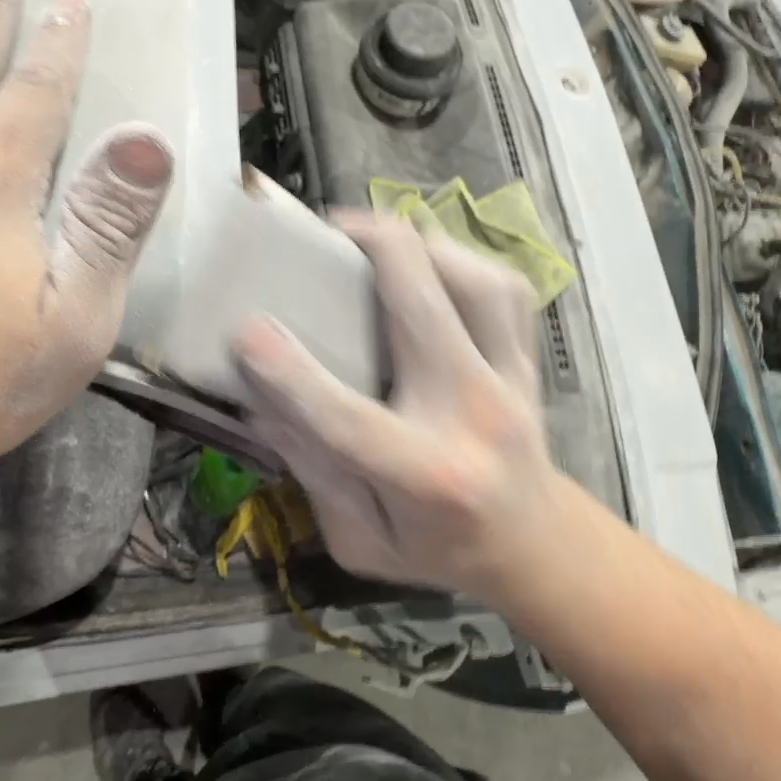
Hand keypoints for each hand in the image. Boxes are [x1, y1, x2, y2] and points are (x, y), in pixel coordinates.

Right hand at [232, 212, 568, 604]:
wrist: (535, 548)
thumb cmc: (436, 549)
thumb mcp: (360, 540)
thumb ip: (313, 472)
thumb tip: (258, 407)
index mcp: (423, 477)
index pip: (345, 418)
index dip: (290, 373)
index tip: (245, 328)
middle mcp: (472, 418)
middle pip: (424, 312)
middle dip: (375, 251)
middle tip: (330, 230)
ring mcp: (511, 383)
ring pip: (478, 284)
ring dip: (425, 246)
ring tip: (378, 236)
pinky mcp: (529, 363)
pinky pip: (507, 290)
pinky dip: (466, 261)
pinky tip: (429, 258)